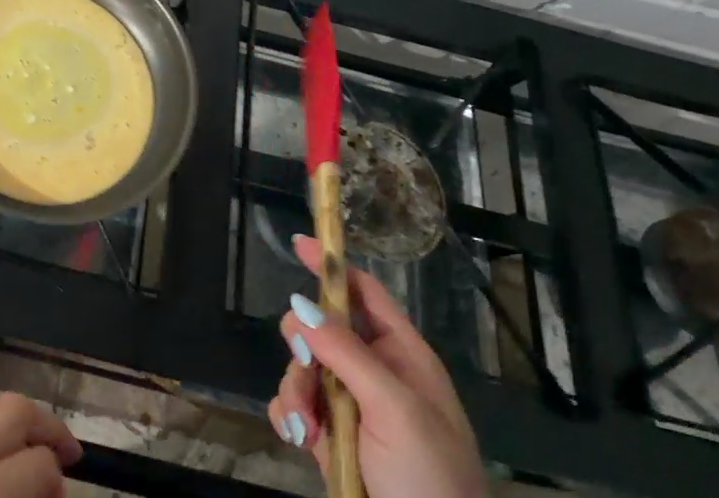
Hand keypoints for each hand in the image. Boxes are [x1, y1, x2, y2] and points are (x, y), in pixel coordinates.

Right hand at [268, 234, 486, 497]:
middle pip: (319, 329)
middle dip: (303, 347)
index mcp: (402, 356)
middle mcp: (373, 372)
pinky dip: (289, 415)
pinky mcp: (329, 435)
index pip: (364, 295)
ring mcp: (349, 405)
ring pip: (300, 368)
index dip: (333, 268)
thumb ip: (346, 353)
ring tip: (308, 428)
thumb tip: (298, 303)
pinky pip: (292, 405)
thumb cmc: (429, 476)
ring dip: (295, 390)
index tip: (298, 244)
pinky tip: (299, 438)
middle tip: (305, 368)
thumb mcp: (394, 409)